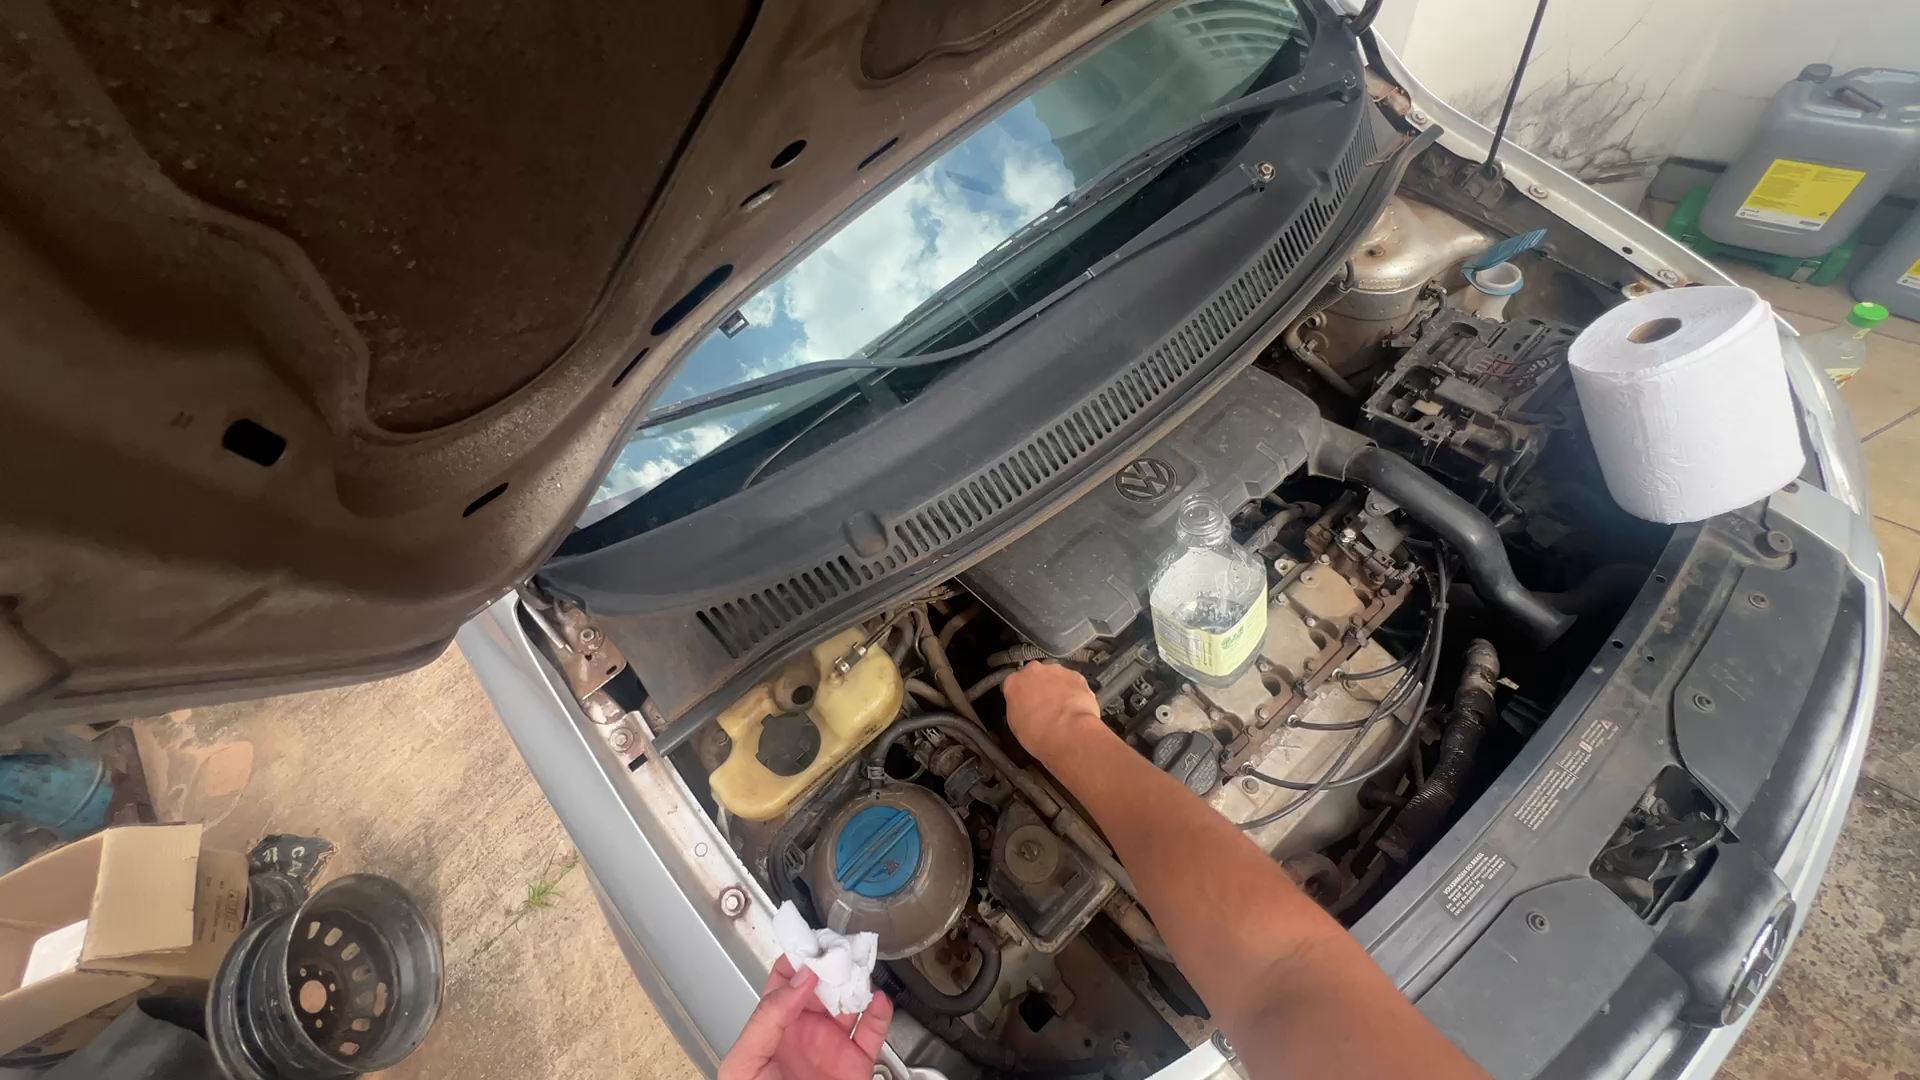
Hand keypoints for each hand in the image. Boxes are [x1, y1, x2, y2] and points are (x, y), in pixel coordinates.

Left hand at [718, 957, 892, 1079]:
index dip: (798, 955)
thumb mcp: (744, 1066)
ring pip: (851, 1000)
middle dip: (834, 960)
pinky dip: (881, 1013)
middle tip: (842, 943)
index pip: (785, 980)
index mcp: (772, 1029)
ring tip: (862, 964)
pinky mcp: (856, 1065)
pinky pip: (873, 1032)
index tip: (810, 937)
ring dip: (858, 979)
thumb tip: (800, 979)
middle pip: (823, 983)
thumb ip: (767, 1019)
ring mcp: (832, 1047)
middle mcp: (804, 1032)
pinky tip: (878, 1000)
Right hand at [1002, 661, 1104, 761]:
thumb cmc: (1040, 734)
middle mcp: (1033, 671)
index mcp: (1013, 683)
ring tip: (1062, 708)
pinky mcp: (1075, 676)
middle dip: (1039, 686)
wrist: (1067, 733)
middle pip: (1035, 674)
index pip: (1014, 683)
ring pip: (1055, 675)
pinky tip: (1074, 707)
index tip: (1025, 703)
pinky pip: (1073, 681)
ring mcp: (1055, 671)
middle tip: (1044, 705)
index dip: (1021, 694)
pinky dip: (1073, 691)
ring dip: (1057, 687)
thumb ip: (1017, 709)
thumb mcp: (1016, 726)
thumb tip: (1023, 710)